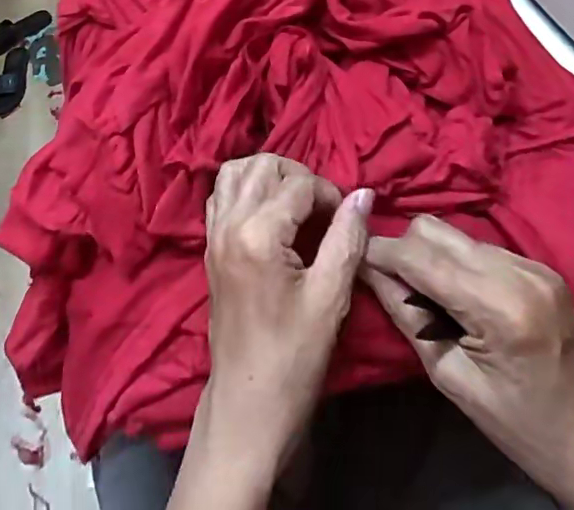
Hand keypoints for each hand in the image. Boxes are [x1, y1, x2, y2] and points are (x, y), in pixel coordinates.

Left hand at [170, 155, 372, 509]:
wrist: (246, 407)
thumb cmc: (294, 358)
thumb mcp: (331, 298)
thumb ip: (347, 238)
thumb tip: (364, 193)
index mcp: (257, 233)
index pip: (299, 183)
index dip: (330, 194)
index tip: (347, 221)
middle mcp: (228, 223)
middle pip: (263, 165)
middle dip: (299, 175)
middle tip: (323, 208)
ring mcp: (213, 234)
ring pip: (235, 171)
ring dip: (269, 175)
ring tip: (296, 202)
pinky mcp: (209, 247)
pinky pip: (221, 195)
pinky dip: (245, 189)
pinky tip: (269, 212)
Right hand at [364, 217, 573, 509]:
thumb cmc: (517, 425)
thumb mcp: (451, 378)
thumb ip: (407, 316)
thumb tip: (367, 269)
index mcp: (499, 307)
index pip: (422, 257)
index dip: (380, 251)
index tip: (352, 253)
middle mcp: (519, 272)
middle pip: (436, 229)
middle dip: (403, 248)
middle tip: (389, 280)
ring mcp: (534, 264)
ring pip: (456, 233)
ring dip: (430, 253)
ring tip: (425, 292)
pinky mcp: (541, 265)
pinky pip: (480, 245)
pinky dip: (457, 260)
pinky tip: (458, 293)